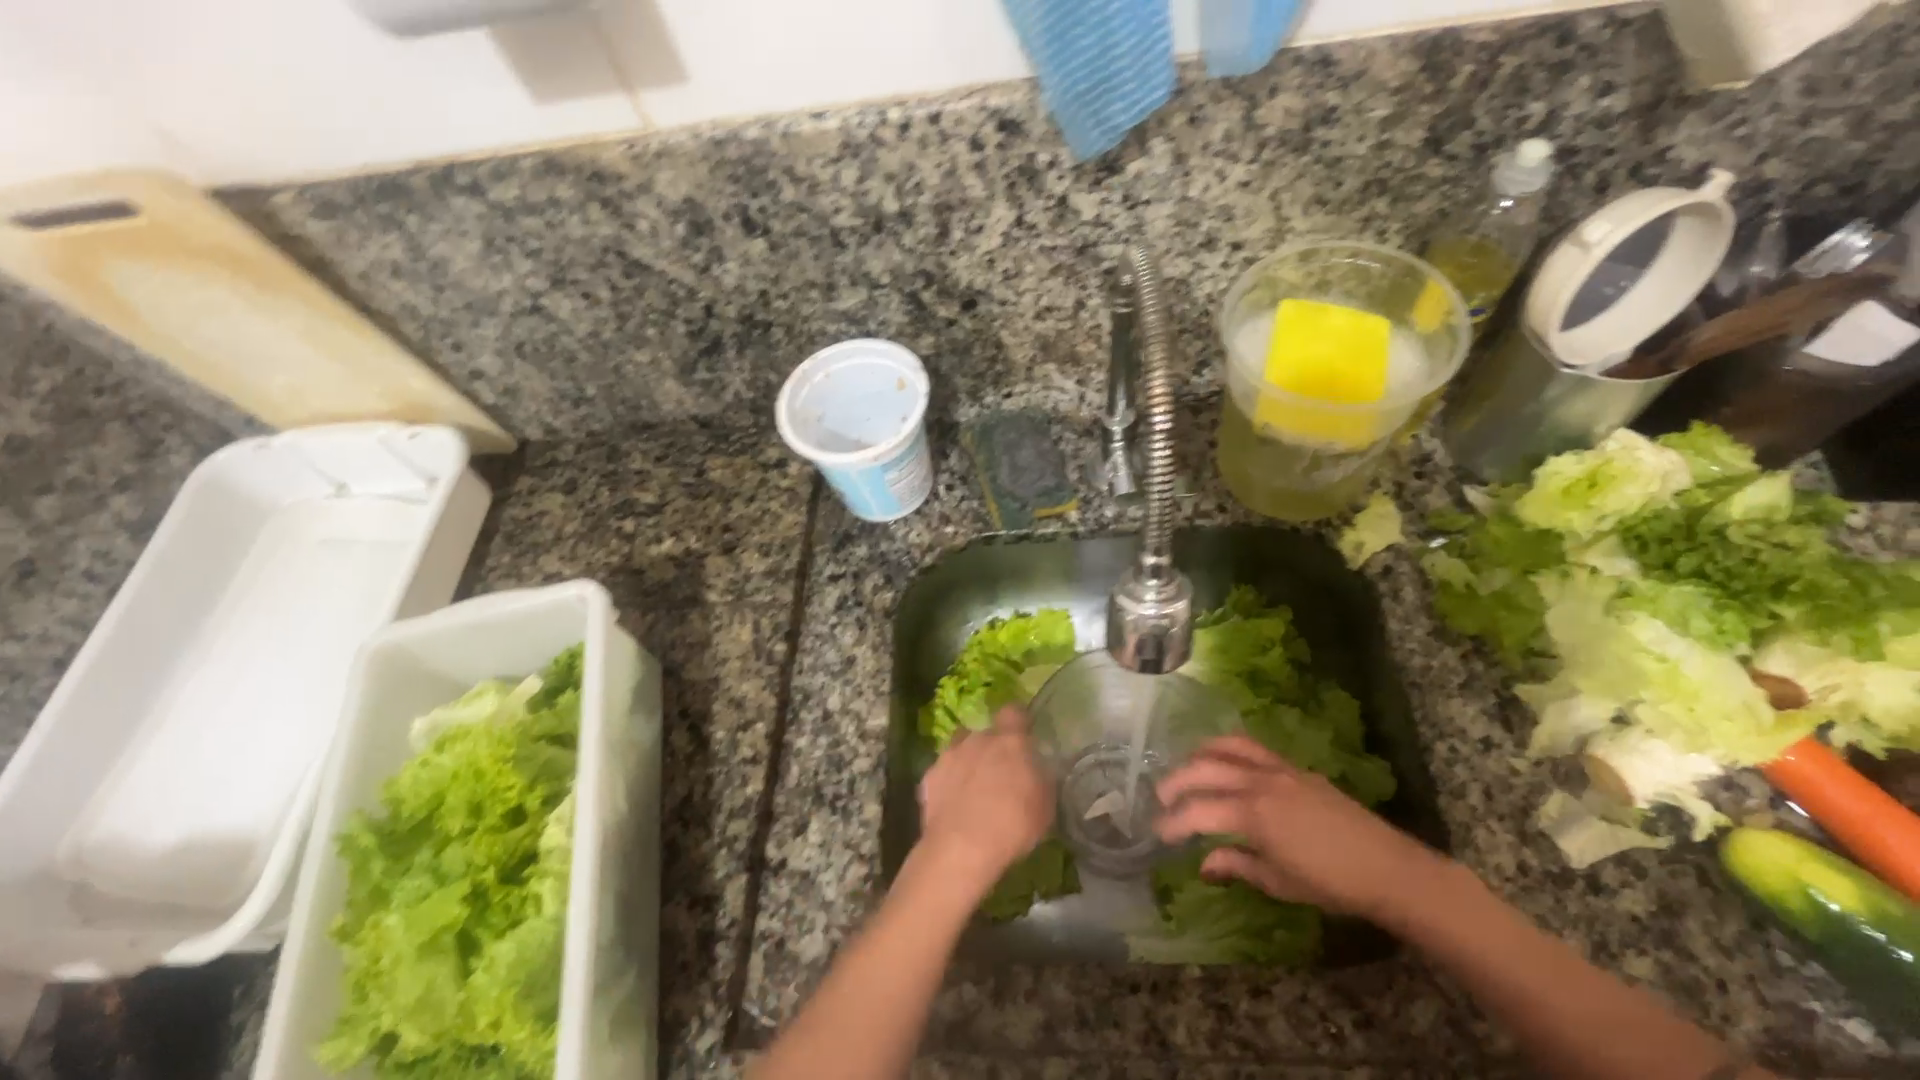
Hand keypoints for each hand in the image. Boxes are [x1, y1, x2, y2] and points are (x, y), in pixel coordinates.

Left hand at [916, 705, 1052, 896]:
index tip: (1023, 736)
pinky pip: (942, 773)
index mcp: (1010, 741)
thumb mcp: (1045, 805)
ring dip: (967, 762)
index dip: (1018, 723)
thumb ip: (1039, 779)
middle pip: (985, 733)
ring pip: (959, 749)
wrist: (963, 847)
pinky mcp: (928, 778)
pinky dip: (948, 784)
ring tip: (973, 790)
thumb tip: (1035, 772)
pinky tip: (954, 806)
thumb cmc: (1014, 824)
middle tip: (1000, 773)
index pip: (1014, 713)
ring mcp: (948, 757)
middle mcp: (977, 740)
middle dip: (992, 748)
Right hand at [1154, 735, 1447, 920]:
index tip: (1159, 834)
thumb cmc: (1331, 885)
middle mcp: (1262, 783)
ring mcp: (1281, 771)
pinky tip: (1228, 763)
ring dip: (1202, 754)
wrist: (1388, 869)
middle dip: (1177, 781)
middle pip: (1205, 769)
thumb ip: (1236, 864)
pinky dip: (1232, 750)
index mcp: (1253, 815)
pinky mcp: (1298, 770)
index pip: (1198, 812)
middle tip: (1162, 798)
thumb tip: (1204, 863)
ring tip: (1188, 766)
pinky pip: (1256, 749)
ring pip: (1230, 747)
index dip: (1174, 823)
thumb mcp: (1277, 882)